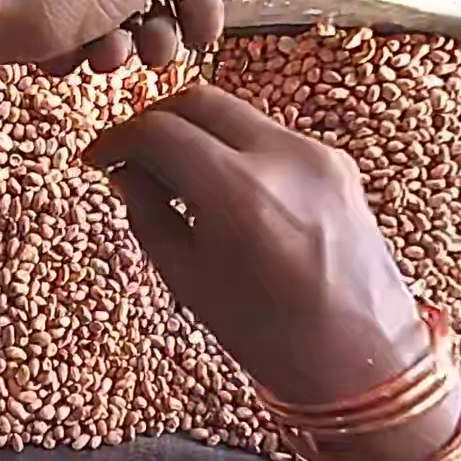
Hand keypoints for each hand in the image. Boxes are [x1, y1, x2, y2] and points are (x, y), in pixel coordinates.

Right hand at [83, 84, 427, 406]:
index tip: (97, 159)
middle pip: (196, 100)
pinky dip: (226, 146)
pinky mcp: (335, 162)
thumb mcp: (186, 277)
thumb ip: (147, 212)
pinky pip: (264, 135)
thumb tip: (126, 172)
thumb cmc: (265, 334)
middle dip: (151, 119)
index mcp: (237, 193)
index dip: (116, 139)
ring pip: (233, 112)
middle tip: (127, 153)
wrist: (363, 360)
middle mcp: (282, 156)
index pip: (158, 131)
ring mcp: (316, 153)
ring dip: (189, 131)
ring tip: (167, 173)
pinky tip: (214, 182)